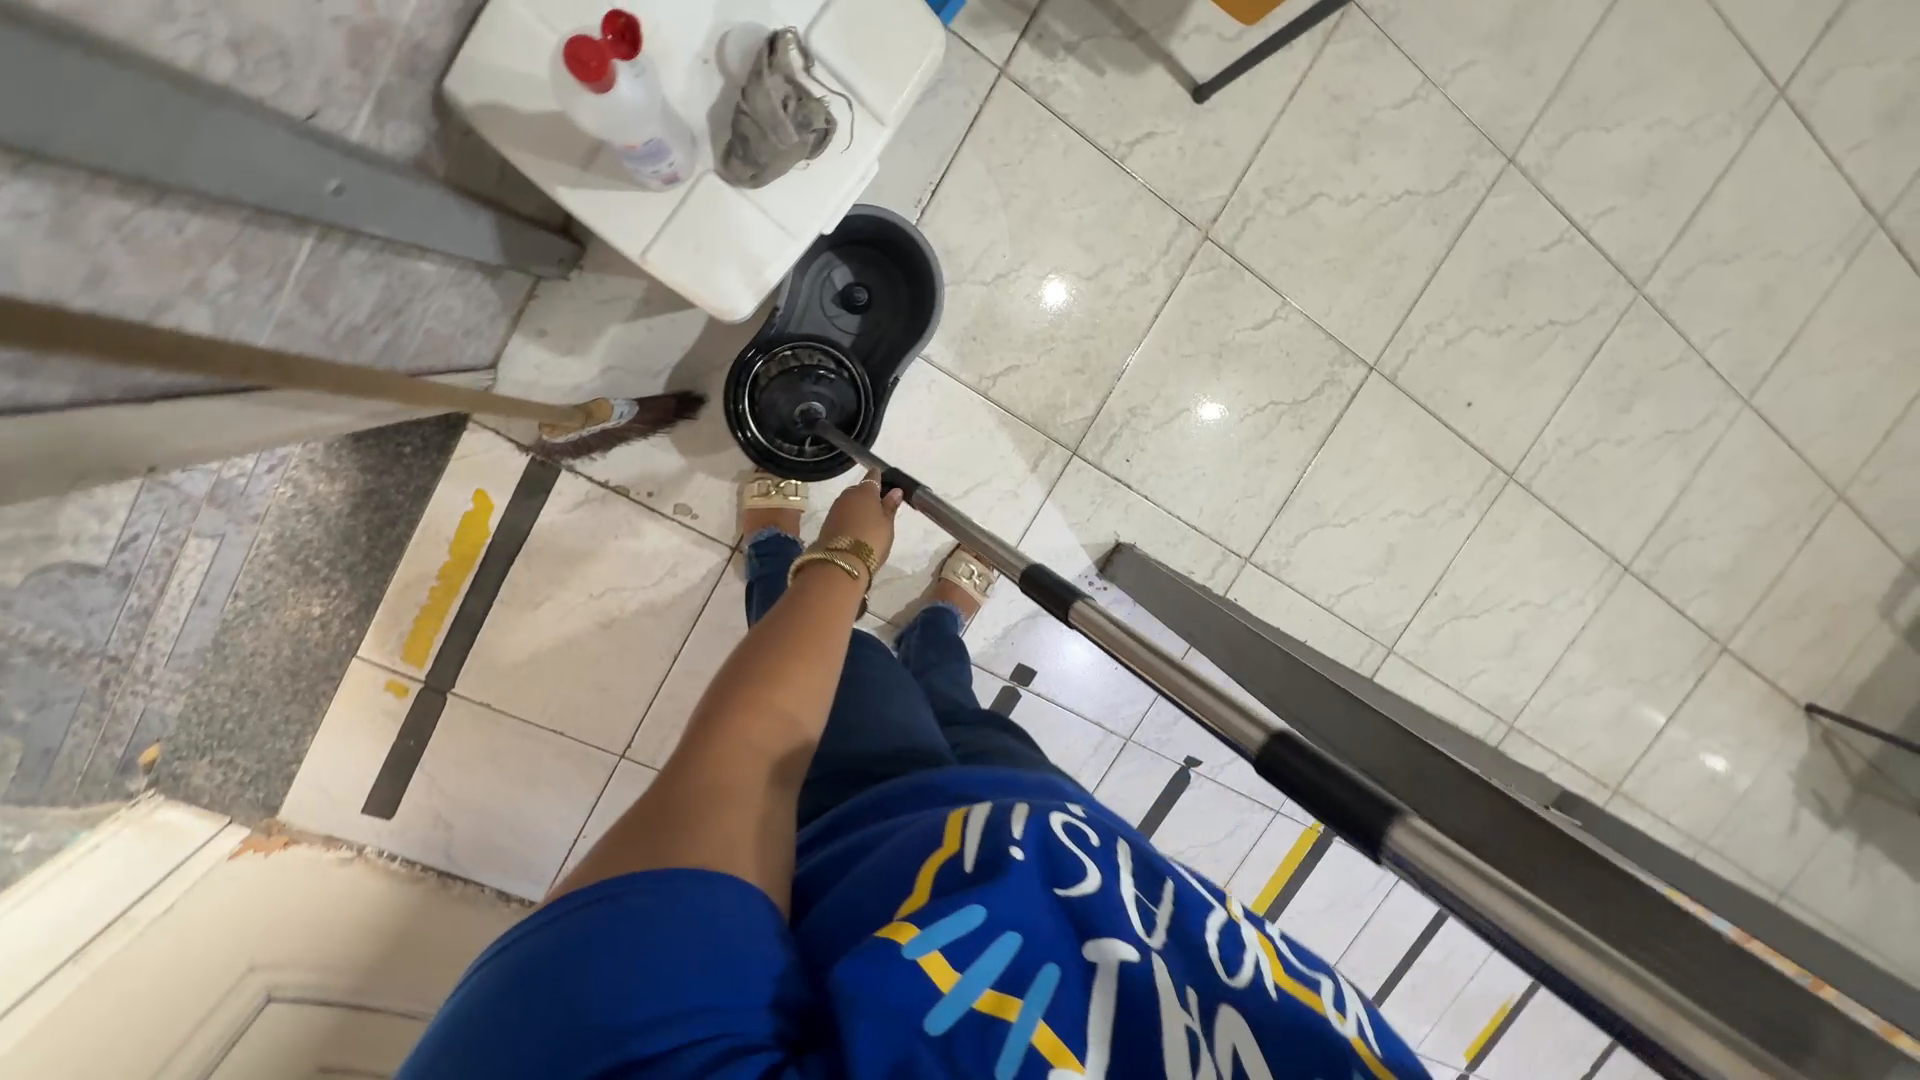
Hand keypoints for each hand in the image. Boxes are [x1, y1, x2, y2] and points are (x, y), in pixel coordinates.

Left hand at [819, 469, 903, 571]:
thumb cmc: (872, 539)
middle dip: (868, 495)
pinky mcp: (828, 522)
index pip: (873, 476)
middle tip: (880, 508)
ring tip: (869, 521)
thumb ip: (890, 506)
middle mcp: (848, 495)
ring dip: (858, 508)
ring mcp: (835, 508)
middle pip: (860, 489)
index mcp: (865, 491)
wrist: (841, 562)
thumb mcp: (887, 524)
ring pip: (850, 502)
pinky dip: (850, 518)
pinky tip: (856, 529)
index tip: (886, 483)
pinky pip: (843, 514)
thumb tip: (896, 491)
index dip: (879, 477)